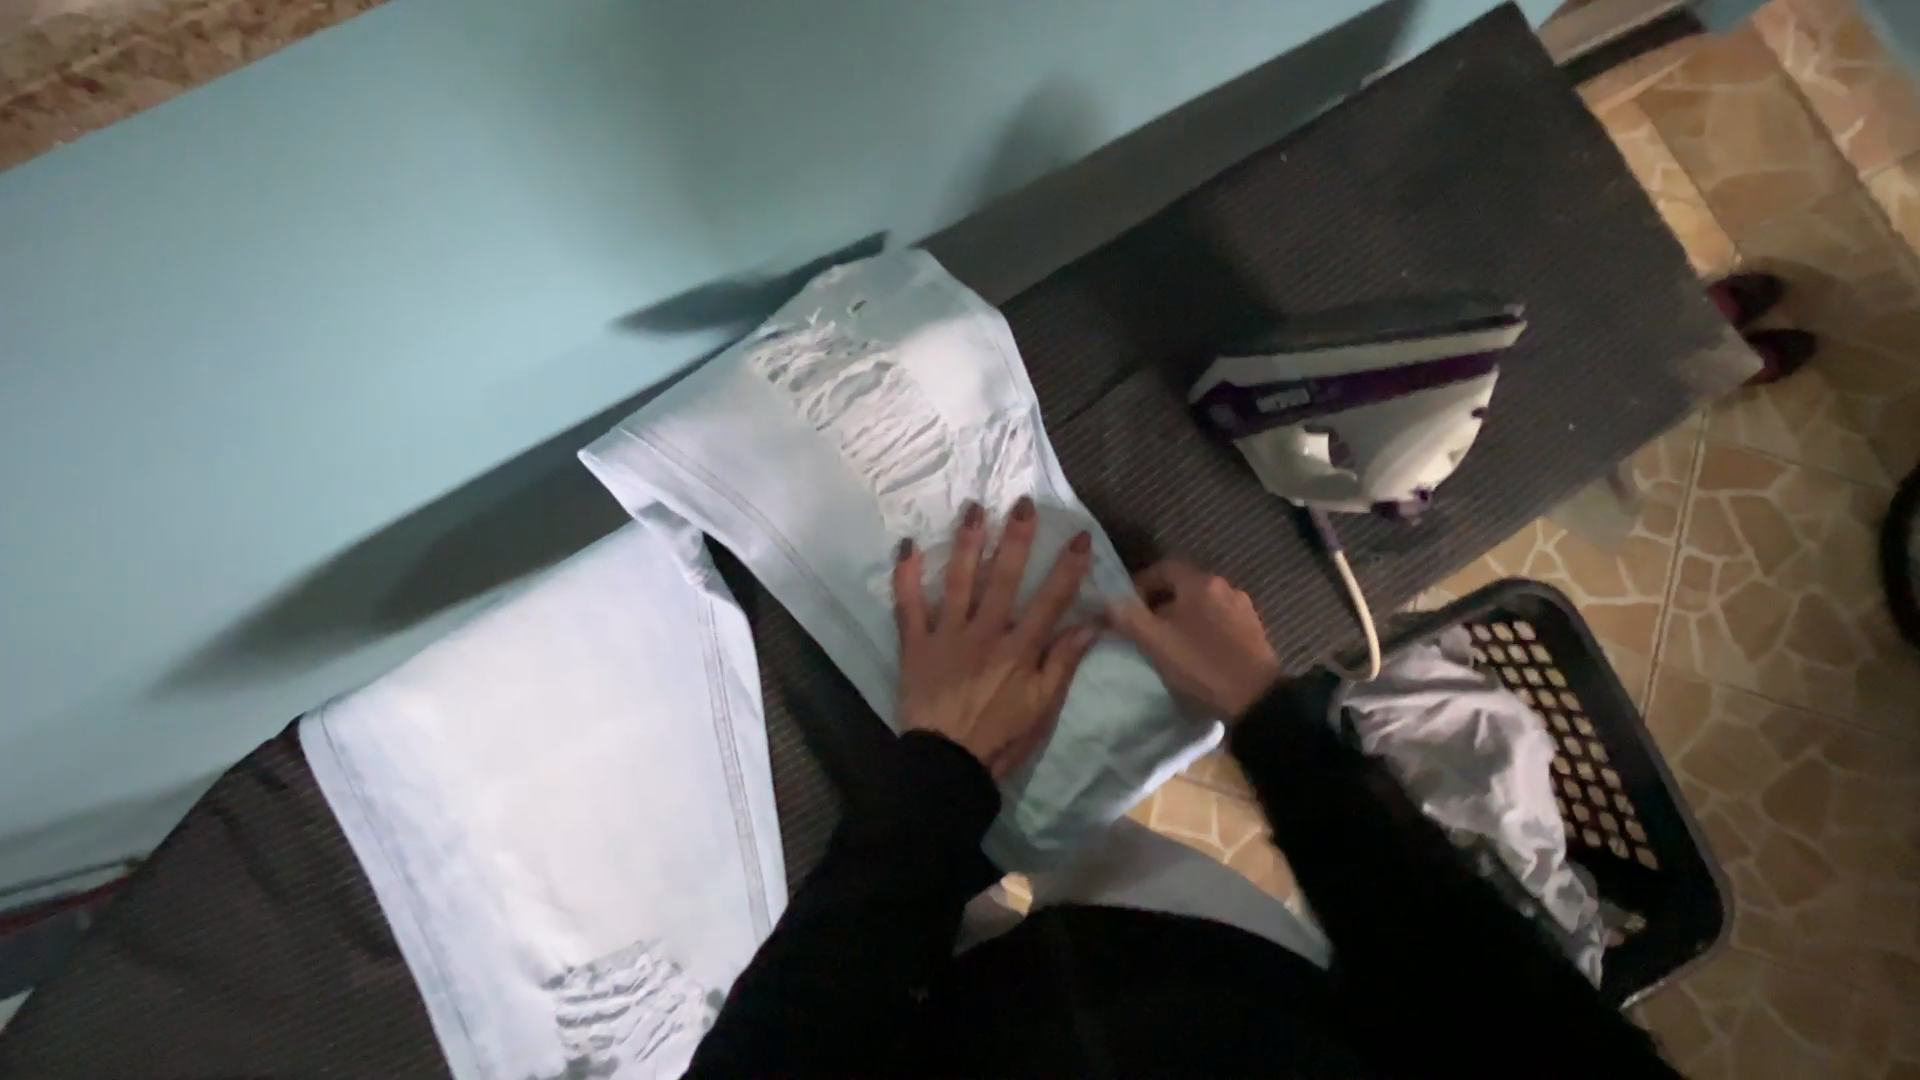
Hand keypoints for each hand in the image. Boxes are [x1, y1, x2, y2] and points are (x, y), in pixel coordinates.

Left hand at [893, 497, 1098, 778]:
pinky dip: (905, 575)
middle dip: (1016, 538)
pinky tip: (907, 545)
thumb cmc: (1001, 738)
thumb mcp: (1043, 707)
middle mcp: (985, 632)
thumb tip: (1092, 623)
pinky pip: (908, 604)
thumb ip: (1064, 662)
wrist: (946, 766)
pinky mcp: (916, 643)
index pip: (1050, 599)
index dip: (1067, 566)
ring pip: (958, 579)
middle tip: (1022, 503)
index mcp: (1020, 648)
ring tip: (973, 508)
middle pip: (1003, 577)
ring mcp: (947, 634)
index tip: (1078, 535)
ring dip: (967, 541)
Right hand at [1106, 559, 1280, 719]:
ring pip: (1202, 603)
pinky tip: (1197, 650)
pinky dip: (1203, 627)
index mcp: (1199, 582)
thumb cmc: (1200, 664)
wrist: (1256, 699)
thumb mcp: (1155, 642)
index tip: (1128, 607)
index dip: (1141, 584)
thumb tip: (1108, 602)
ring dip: (1182, 615)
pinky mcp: (1254, 628)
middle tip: (1145, 627)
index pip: (1163, 568)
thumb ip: (1127, 617)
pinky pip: (1219, 618)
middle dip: (1160, 602)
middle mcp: (1224, 586)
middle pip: (1183, 585)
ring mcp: (1242, 607)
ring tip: (1170, 641)